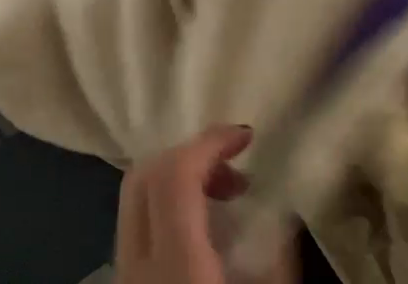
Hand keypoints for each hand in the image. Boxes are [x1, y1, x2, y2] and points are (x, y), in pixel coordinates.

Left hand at [117, 125, 293, 283]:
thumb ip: (278, 253)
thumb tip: (283, 209)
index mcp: (176, 265)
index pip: (173, 175)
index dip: (209, 142)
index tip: (246, 137)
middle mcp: (136, 264)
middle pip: (144, 176)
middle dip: (190, 153)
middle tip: (234, 163)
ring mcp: (124, 274)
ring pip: (136, 199)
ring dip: (180, 178)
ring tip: (227, 196)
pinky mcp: (125, 281)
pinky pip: (137, 225)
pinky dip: (168, 206)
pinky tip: (205, 226)